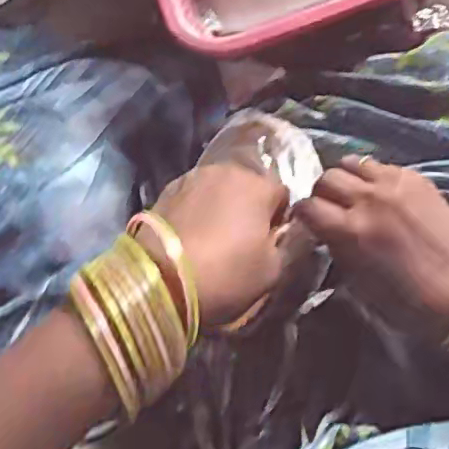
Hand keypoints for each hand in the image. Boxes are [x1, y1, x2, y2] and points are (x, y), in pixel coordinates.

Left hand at [148, 162, 293, 325]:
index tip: (268, 243)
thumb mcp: (272, 271)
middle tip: (240, 241)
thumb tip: (287, 230)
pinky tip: (189, 234)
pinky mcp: (168, 187)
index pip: (282, 194)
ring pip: (220, 187)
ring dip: (221, 205)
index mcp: (259, 186)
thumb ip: (289, 244)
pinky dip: (197, 208)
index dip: (278, 218)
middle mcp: (229, 170)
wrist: (159, 277)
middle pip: (249, 186)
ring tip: (211, 237)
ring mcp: (195, 176)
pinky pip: (194, 194)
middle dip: (249, 207)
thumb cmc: (225, 273)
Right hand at [292, 156, 448, 336]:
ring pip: (350, 162)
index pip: (309, 206)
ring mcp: (393, 183)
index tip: (305, 221)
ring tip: (351, 193)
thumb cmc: (411, 300)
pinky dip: (371, 176)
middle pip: (327, 178)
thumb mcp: (362, 284)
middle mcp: (369, 198)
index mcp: (353, 230)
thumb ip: (338, 249)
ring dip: (345, 178)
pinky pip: (379, 165)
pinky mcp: (414, 176)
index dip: (302, 213)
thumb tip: (324, 232)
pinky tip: (378, 192)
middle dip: (321, 193)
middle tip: (328, 207)